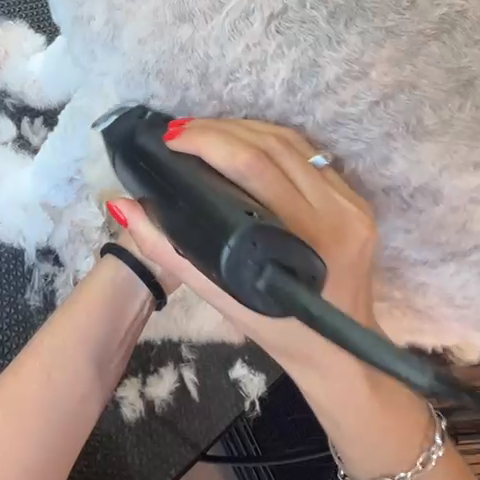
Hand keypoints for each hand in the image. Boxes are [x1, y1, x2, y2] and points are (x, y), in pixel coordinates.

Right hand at [114, 118, 382, 388]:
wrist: (344, 353)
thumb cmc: (279, 331)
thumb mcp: (219, 296)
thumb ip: (167, 250)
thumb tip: (122, 205)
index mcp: (308, 238)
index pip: (253, 166)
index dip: (209, 142)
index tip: (171, 139)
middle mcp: (337, 213)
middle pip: (271, 145)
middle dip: (219, 129)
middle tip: (178, 131)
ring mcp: (352, 204)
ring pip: (290, 141)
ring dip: (242, 127)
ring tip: (202, 129)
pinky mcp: (357, 200)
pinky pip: (308, 154)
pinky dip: (267, 138)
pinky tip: (239, 139)